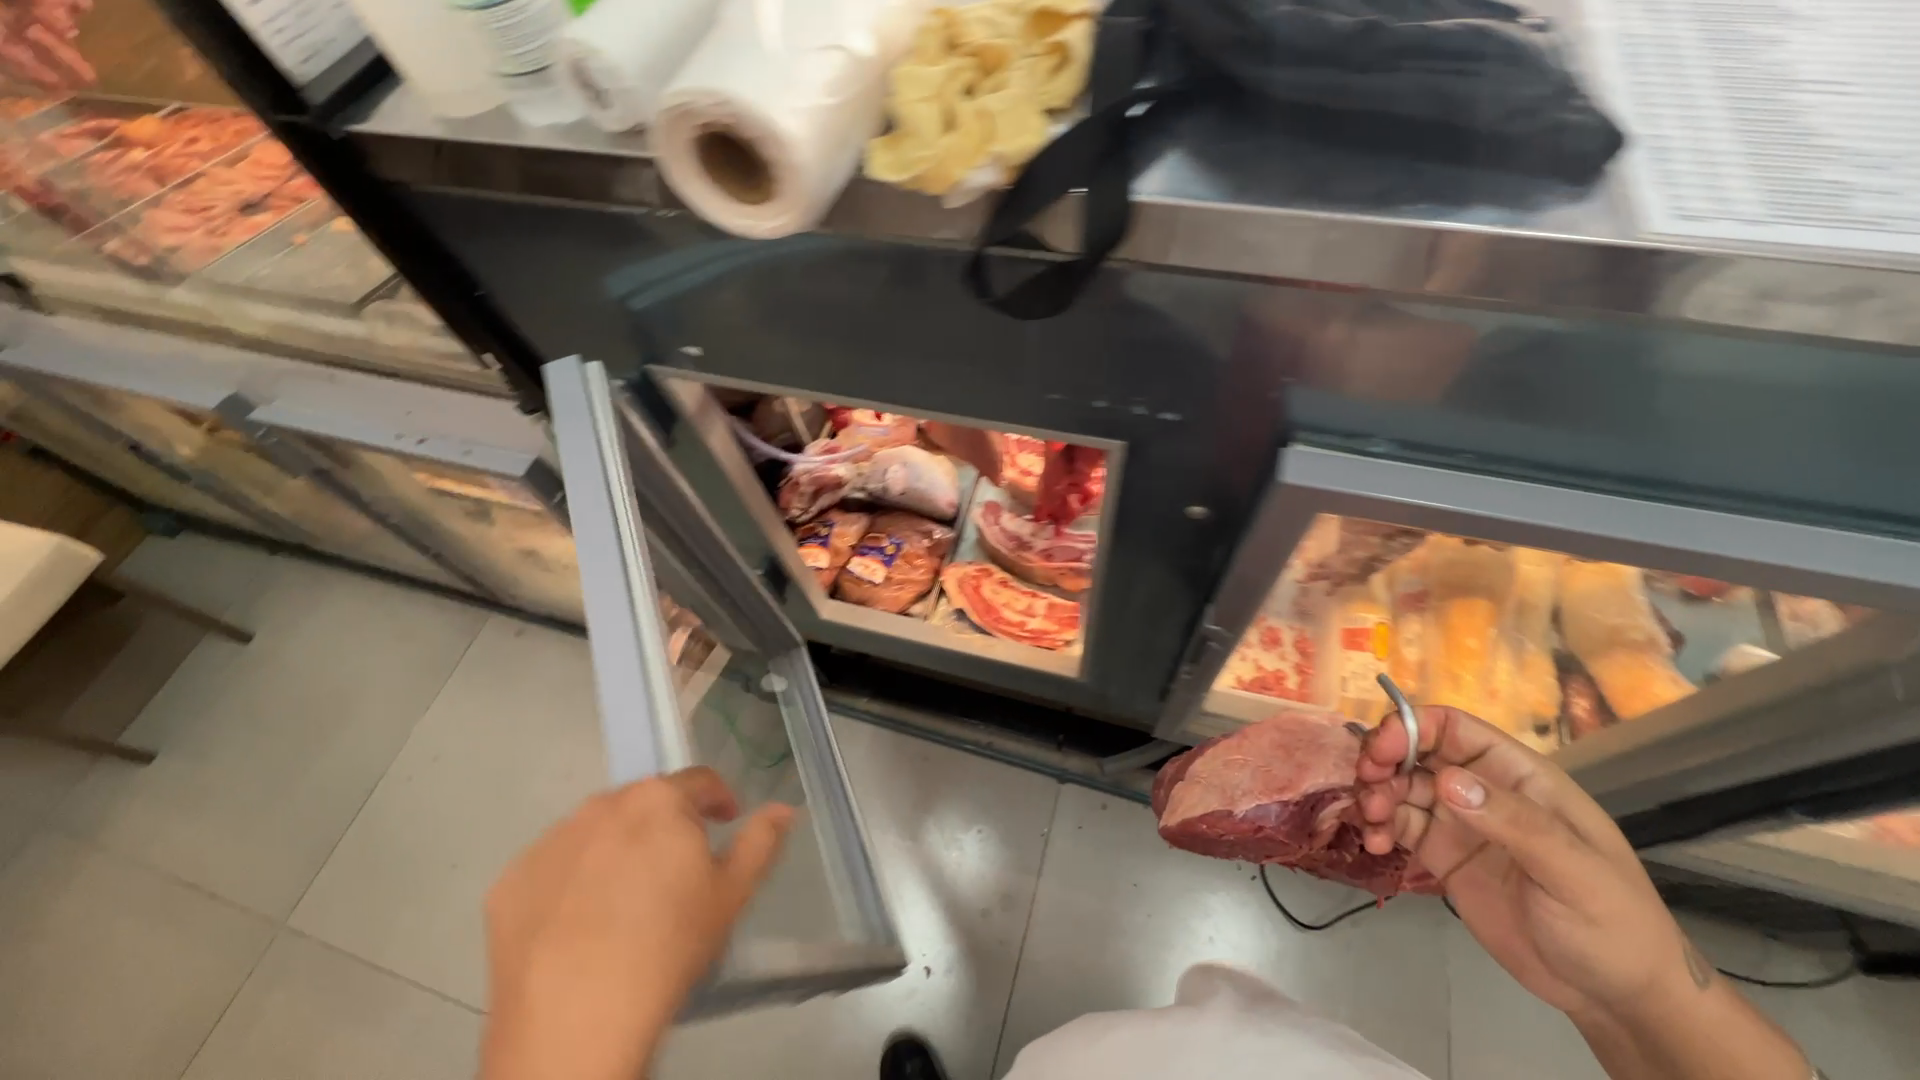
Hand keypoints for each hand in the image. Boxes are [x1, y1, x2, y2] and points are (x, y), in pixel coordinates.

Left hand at [481, 767, 792, 1079]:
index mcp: (659, 801)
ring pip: (595, 834)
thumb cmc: (669, 946)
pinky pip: (552, 869)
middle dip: (664, 826)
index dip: (718, 800)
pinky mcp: (510, 882)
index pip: (698, 781)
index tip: (725, 824)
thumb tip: (783, 808)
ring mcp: (549, 842)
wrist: (575, 1017)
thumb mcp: (732, 895)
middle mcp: (600, 806)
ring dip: (616, 851)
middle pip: (643, 803)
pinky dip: (571, 884)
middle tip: (676, 875)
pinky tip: (580, 927)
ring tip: (626, 904)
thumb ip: (760, 842)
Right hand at [1354, 706, 1687, 1019]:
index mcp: (1521, 778)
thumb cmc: (1612, 924)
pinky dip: (1380, 828)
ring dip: (1377, 796)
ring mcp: (1461, 825)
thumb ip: (1514, 822)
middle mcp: (1484, 791)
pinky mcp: (1443, 857)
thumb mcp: (1574, 872)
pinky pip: (1400, 827)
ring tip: (1373, 824)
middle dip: (1383, 761)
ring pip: (1401, 788)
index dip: (1412, 728)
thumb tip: (1447, 780)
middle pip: (1417, 754)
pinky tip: (1377, 845)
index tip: (1378, 750)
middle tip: (1366, 787)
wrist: (1614, 995)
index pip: (1456, 730)